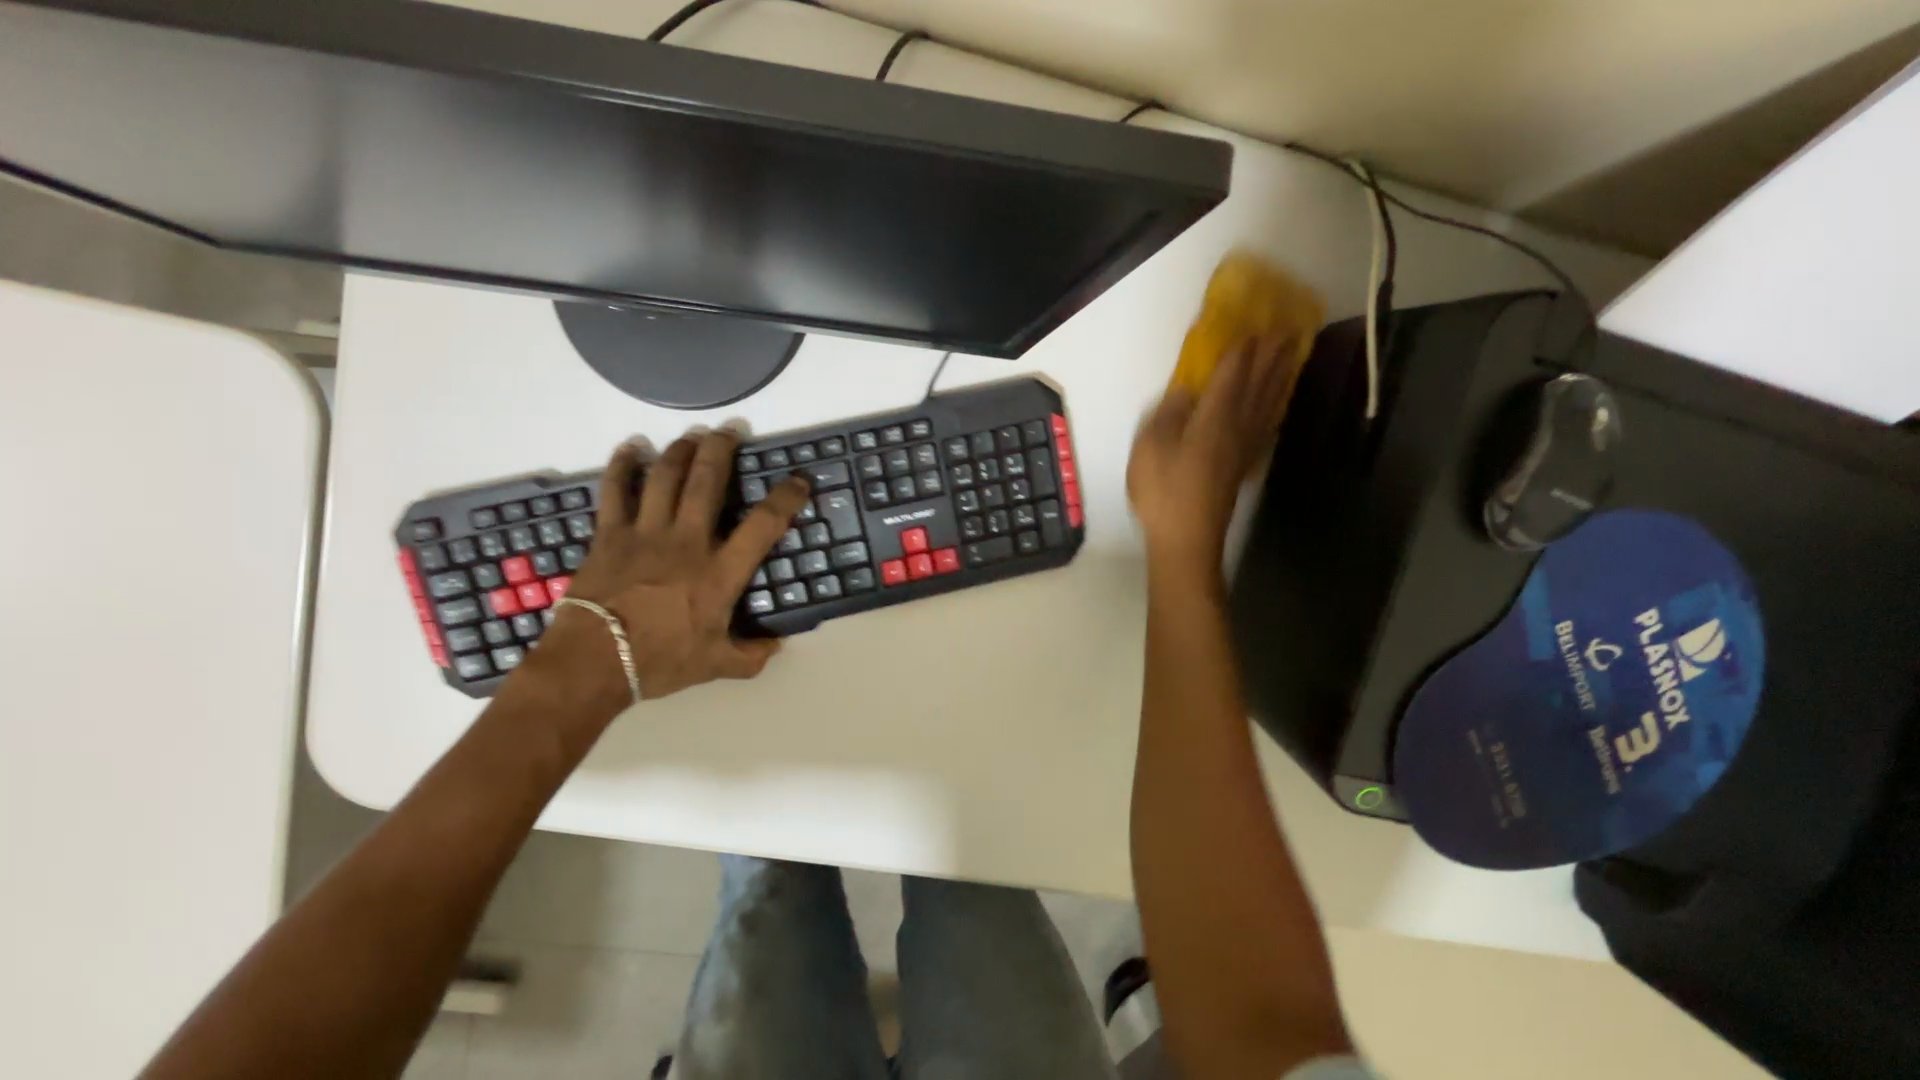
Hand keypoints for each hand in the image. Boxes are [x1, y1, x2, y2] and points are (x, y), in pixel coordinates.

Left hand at [542, 431, 810, 701]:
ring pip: (665, 476)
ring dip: (680, 451)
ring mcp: (645, 533)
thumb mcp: (715, 665)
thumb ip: (749, 656)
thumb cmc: (661, 661)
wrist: (596, 661)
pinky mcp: (609, 535)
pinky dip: (621, 466)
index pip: (763, 525)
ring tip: (691, 436)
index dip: (786, 498)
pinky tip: (629, 448)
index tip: (799, 480)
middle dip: (722, 450)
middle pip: (708, 481)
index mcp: (719, 571)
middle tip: (730, 429)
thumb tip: (775, 647)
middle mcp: (687, 541)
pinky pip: (615, 491)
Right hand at [1127, 334, 1297, 579]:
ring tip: (1290, 353)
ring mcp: (1243, 448)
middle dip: (1269, 356)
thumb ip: (1170, 414)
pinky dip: (1273, 407)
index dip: (1240, 351)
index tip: (1252, 326)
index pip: (1231, 376)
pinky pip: (1265, 425)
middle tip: (1284, 329)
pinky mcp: (1243, 466)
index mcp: (1214, 419)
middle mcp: (1236, 428)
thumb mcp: (1151, 448)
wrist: (1187, 539)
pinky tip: (1276, 403)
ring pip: (1267, 403)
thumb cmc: (1164, 492)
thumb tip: (1187, 392)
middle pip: (1257, 385)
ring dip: (1278, 376)